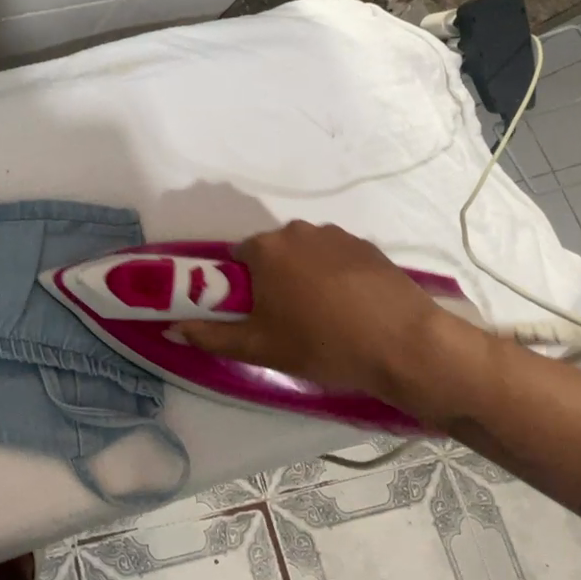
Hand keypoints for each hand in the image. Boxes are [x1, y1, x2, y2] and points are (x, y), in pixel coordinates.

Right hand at [173, 221, 455, 403]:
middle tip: (287, 320)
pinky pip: (337, 258)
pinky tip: (351, 309)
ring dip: (305, 277)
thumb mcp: (260, 348)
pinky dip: (337, 277)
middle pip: (272, 253)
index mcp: (264, 249)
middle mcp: (296, 231)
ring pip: (306, 255)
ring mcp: (336, 236)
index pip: (236, 259)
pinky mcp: (369, 247)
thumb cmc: (324, 344)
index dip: (240, 286)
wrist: (408, 346)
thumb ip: (211, 336)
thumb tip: (172, 328)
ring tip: (324, 316)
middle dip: (274, 280)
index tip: (254, 313)